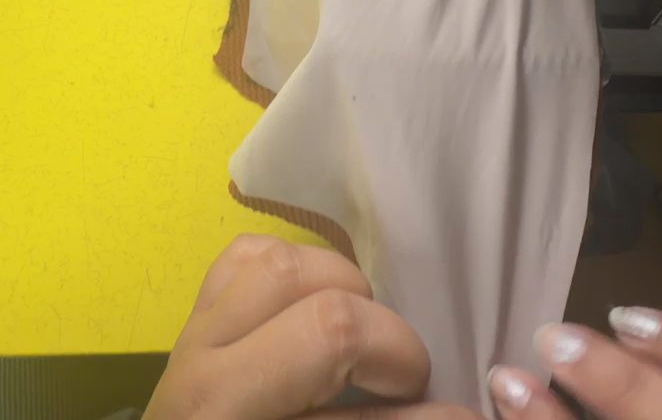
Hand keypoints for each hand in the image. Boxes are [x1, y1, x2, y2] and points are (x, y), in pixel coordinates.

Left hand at [146, 235, 481, 419]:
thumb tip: (467, 414)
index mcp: (230, 409)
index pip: (328, 336)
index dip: (398, 355)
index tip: (445, 401)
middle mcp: (205, 365)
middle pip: (301, 286)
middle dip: (375, 324)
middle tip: (399, 375)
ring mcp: (194, 334)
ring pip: (273, 258)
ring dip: (334, 281)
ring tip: (360, 331)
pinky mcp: (194, 320)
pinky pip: (241, 257)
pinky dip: (290, 263)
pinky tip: (314, 301)